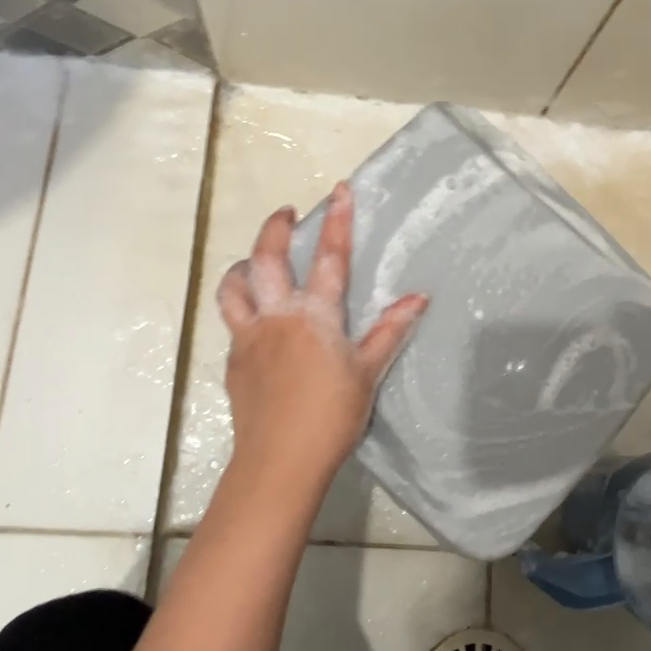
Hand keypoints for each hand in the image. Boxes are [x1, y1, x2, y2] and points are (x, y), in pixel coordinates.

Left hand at [216, 182, 428, 497]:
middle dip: (276, 228)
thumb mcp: (368, 373)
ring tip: (253, 262)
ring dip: (243, 267)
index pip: (330, 258)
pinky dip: (241, 309)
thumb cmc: (332, 417)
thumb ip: (389, 331)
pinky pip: (233, 323)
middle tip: (287, 213)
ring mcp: (249, 337)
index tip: (339, 190)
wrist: (279, 460)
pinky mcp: (233, 361)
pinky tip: (254, 322)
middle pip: (267, 259)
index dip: (338, 222)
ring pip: (234, 288)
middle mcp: (277, 317)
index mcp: (316, 316)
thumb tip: (418, 297)